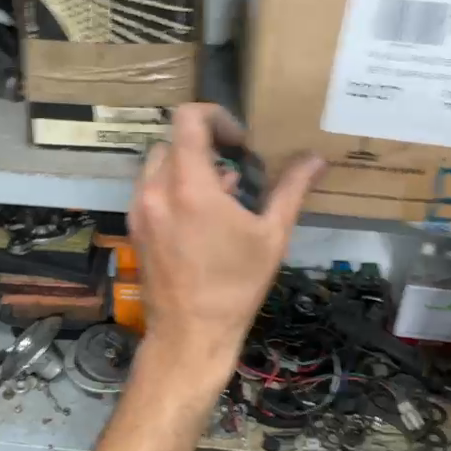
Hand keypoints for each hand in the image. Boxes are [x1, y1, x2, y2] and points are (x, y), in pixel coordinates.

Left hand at [128, 104, 323, 379]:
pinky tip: (201, 220)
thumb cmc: (235, 286)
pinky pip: (150, 192)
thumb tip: (316, 159)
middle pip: (172, 141)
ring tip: (220, 198)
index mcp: (188, 185)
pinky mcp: (134, 230)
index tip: (238, 142)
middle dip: (203, 147)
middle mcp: (155, 191)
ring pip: (157, 167)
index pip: (188, 119)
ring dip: (187, 169)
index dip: (216, 117)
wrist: (190, 333)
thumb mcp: (272, 237)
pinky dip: (172, 191)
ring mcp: (139, 211)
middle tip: (233, 171)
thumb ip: (291, 190)